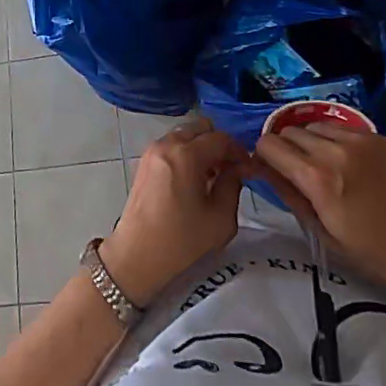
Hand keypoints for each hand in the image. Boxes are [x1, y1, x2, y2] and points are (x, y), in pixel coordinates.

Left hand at [99, 119, 247, 306]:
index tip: (249, 170)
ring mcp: (152, 151)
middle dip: (219, 144)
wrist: (136, 257)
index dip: (239, 151)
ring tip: (212, 177)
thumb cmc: (181, 241)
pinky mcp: (144, 162)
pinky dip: (186, 154)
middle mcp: (167, 145)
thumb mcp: (220, 218)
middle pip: (201, 129)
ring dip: (202, 148)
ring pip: (185, 135)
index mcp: (186, 155)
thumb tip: (238, 168)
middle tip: (230, 169)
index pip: (221, 139)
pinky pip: (172, 146)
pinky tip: (193, 181)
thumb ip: (232, 184)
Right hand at [253, 121, 385, 291]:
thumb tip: (262, 169)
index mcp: (318, 178)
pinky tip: (347, 163)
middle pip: (290, 131)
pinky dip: (334, 140)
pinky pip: (342, 128)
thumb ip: (288, 194)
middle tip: (294, 170)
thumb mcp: (319, 231)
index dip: (263, 156)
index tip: (268, 168)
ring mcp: (361, 140)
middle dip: (284, 147)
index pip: (271, 145)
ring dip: (309, 141)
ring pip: (314, 125)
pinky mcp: (379, 137)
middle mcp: (336, 150)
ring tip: (321, 164)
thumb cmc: (369, 250)